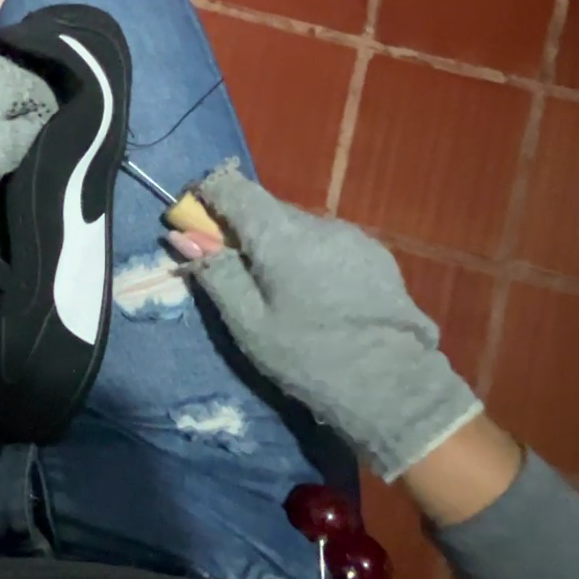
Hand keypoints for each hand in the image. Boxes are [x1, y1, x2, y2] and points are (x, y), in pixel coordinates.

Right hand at [179, 160, 480, 479]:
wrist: (398, 391)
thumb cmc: (310, 359)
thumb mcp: (248, 324)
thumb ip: (215, 272)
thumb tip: (180, 234)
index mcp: (281, 235)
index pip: (233, 188)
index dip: (207, 195)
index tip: (192, 220)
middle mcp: (316, 222)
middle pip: (263, 205)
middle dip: (239, 225)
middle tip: (228, 264)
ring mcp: (350, 235)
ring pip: (293, 222)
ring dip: (273, 240)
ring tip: (273, 285)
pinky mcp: (374, 253)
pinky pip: (323, 239)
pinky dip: (304, 252)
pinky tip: (311, 290)